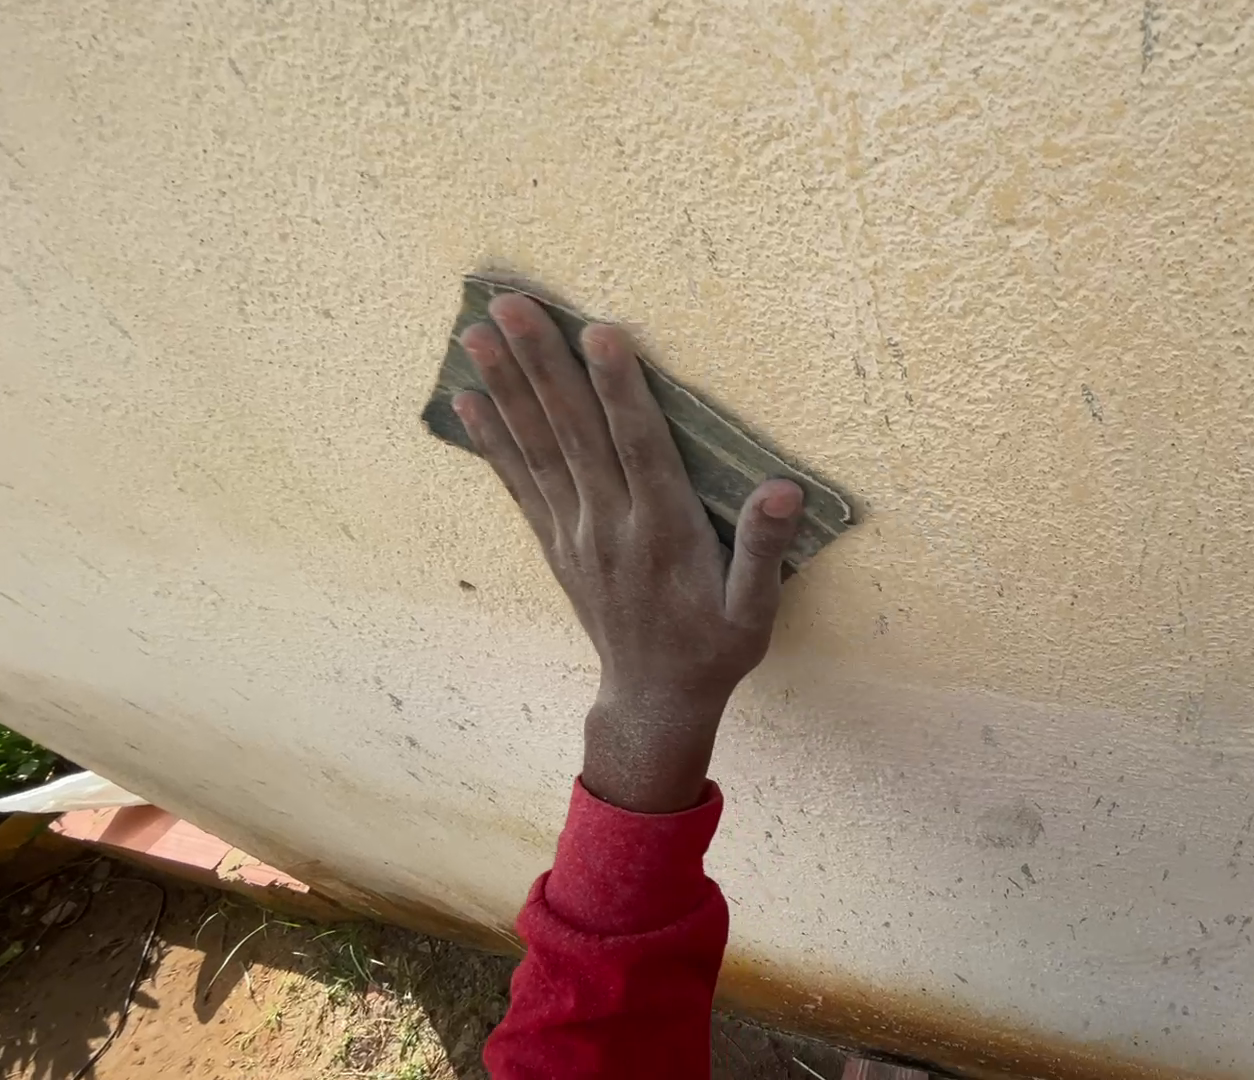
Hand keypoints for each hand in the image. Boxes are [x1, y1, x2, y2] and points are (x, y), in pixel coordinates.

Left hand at [453, 293, 803, 812]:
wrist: (654, 698)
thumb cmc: (715, 649)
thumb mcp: (756, 610)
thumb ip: (764, 550)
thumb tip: (782, 490)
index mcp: (665, 534)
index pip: (639, 448)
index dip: (621, 390)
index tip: (599, 332)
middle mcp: (612, 526)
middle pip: (575, 435)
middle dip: (544, 367)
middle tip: (509, 304)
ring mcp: (577, 536)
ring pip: (539, 452)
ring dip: (507, 390)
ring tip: (475, 334)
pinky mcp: (558, 546)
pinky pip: (520, 486)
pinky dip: (492, 442)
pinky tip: (468, 403)